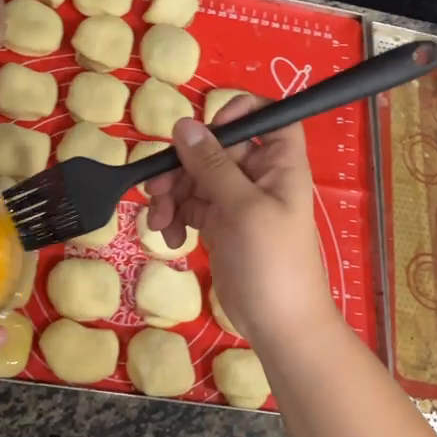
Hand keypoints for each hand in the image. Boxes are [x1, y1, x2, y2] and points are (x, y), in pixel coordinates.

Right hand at [143, 97, 339, 343]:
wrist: (278, 324)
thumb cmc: (272, 261)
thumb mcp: (242, 209)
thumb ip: (212, 166)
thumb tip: (184, 124)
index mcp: (278, 163)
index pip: (267, 116)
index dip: (238, 112)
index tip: (206, 127)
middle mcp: (257, 176)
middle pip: (214, 148)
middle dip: (182, 166)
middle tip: (158, 188)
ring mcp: (235, 201)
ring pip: (194, 177)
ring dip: (171, 196)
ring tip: (159, 224)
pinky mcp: (218, 224)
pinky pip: (189, 206)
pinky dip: (176, 217)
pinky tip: (173, 239)